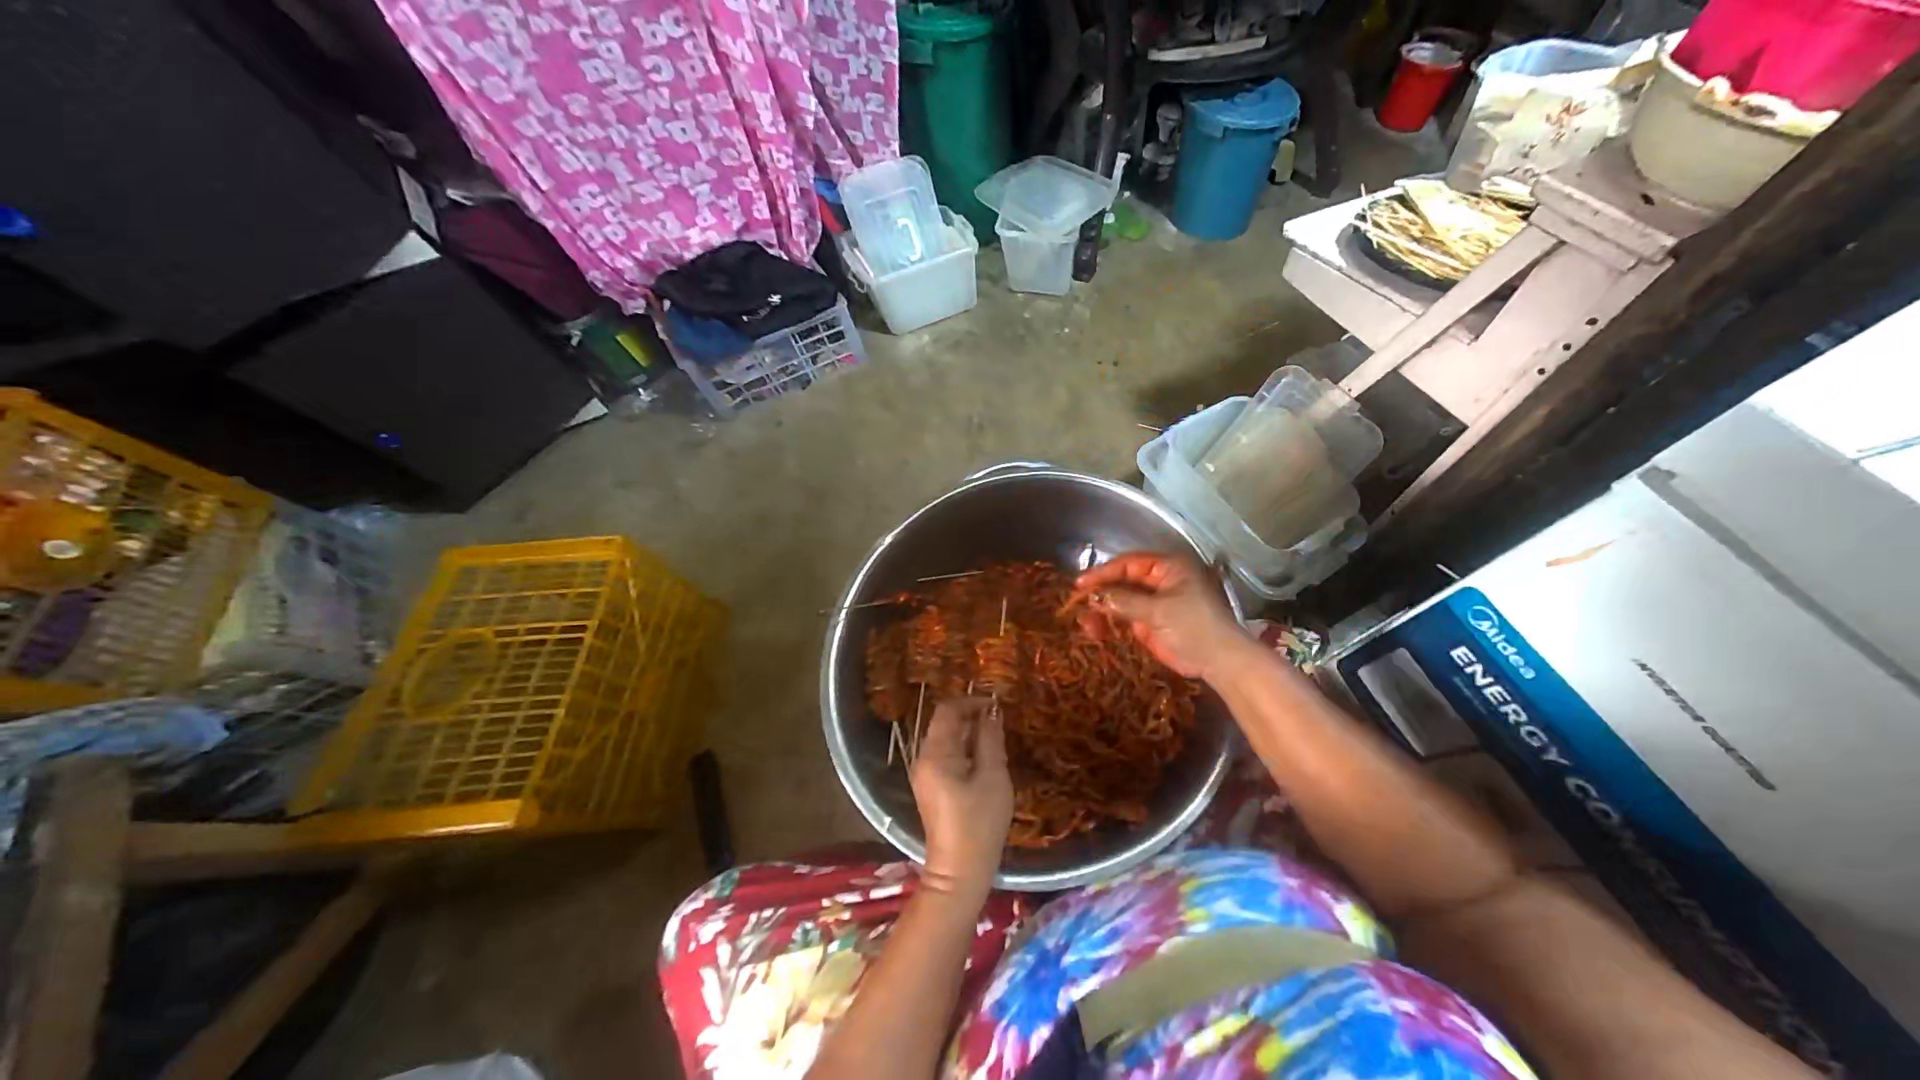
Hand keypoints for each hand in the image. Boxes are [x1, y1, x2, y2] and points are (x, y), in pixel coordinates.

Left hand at [910, 698, 1011, 899]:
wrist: (960, 871)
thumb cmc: (980, 823)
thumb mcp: (992, 777)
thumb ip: (990, 740)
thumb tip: (992, 711)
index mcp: (935, 754)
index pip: (947, 710)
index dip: (971, 701)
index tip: (996, 705)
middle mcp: (923, 759)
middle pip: (944, 723)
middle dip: (971, 717)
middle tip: (999, 722)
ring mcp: (924, 774)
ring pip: (945, 740)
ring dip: (969, 734)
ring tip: (996, 740)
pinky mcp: (930, 788)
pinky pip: (945, 756)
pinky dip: (964, 750)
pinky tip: (984, 761)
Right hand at [1073, 552, 1247, 680]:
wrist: (1219, 661)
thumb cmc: (1195, 627)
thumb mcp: (1158, 611)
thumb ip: (1124, 601)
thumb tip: (1093, 596)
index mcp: (1168, 568)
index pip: (1129, 564)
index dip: (1103, 573)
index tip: (1080, 584)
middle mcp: (1160, 581)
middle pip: (1122, 582)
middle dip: (1100, 593)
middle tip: (1078, 604)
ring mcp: (1155, 603)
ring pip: (1121, 601)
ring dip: (1102, 611)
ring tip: (1085, 624)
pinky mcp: (1151, 624)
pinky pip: (1125, 620)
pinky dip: (1110, 625)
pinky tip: (1095, 631)